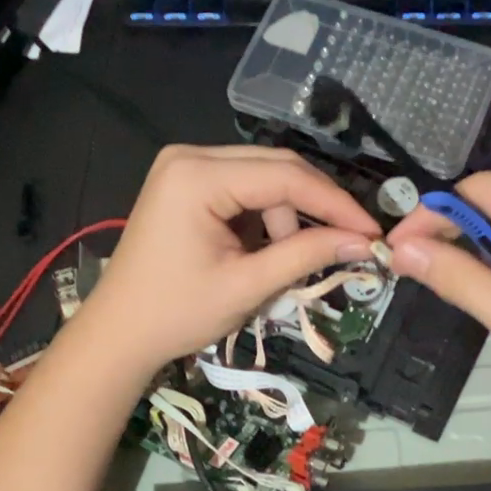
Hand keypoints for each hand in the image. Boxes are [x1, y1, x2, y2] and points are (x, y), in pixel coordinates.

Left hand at [77, 145, 382, 375]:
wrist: (119, 333)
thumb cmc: (177, 314)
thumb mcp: (247, 286)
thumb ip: (306, 256)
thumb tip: (363, 242)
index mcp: (197, 177)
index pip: (285, 177)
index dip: (335, 204)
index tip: (371, 232)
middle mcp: (190, 156)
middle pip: (276, 168)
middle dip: (314, 207)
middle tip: (351, 241)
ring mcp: (184, 167)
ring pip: (263, 178)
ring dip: (285, 217)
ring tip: (282, 263)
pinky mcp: (184, 183)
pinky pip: (242, 188)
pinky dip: (264, 217)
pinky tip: (264, 250)